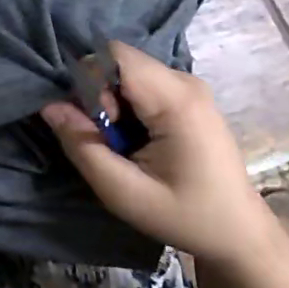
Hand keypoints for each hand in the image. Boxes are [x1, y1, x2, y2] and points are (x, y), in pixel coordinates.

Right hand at [41, 42, 266, 264]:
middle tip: (107, 138)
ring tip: (122, 142)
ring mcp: (190, 86)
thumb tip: (49, 106)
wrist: (238, 231)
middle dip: (99, 93)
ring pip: (128, 70)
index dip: (91, 82)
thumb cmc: (184, 215)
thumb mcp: (123, 192)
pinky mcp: (188, 96)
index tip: (97, 125)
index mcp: (177, 100)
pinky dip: (126, 104)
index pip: (115, 56)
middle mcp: (186, 81)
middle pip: (121, 61)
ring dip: (112, 100)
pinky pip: (142, 82)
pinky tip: (136, 139)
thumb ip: (82, 146)